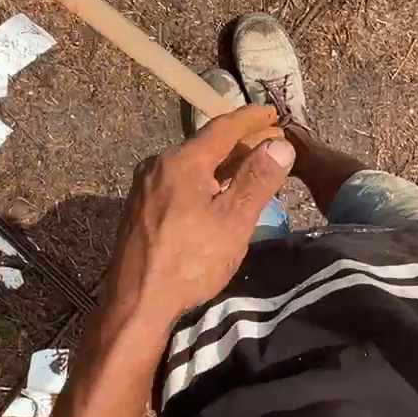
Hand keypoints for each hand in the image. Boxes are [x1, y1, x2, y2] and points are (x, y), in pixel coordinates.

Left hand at [104, 103, 294, 328]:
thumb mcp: (233, 221)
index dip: (252, 120)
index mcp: (182, 161)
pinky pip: (180, 184)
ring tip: (251, 169)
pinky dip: (205, 181)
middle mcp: (159, 166)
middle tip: (272, 143)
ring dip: (224, 165)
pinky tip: (217, 195)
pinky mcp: (140, 210)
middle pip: (207, 146)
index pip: (223, 128)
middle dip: (242, 143)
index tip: (273, 114)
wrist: (137, 302)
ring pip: (193, 166)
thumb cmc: (189, 262)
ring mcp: (145, 188)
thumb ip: (258, 180)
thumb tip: (280, 144)